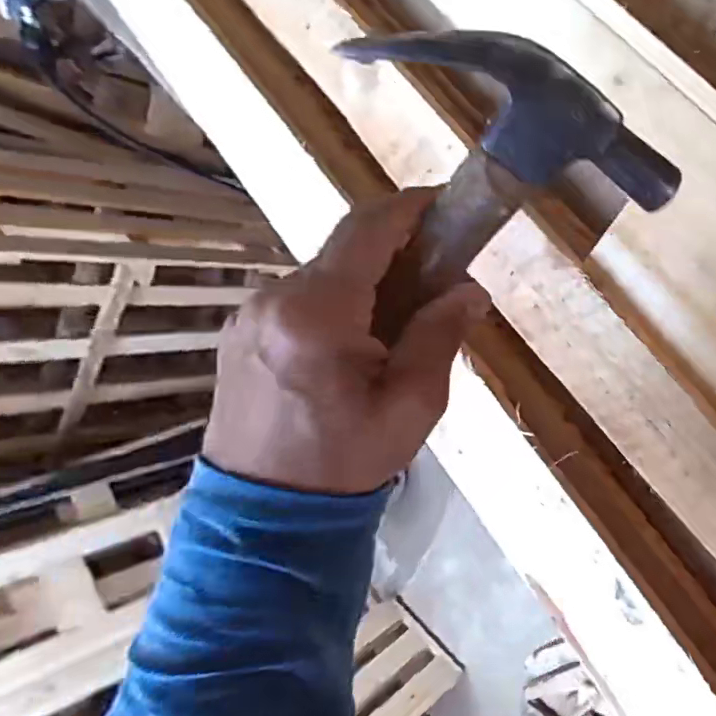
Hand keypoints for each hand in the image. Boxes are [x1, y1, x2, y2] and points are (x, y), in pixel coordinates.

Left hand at [202, 189, 489, 494]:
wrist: (263, 511)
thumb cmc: (348, 456)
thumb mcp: (414, 401)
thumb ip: (440, 334)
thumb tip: (470, 289)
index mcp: (317, 312)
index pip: (367, 230)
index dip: (412, 207)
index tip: (450, 203)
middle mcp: (275, 298)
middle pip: (348, 247)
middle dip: (404, 249)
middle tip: (449, 277)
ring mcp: (252, 313)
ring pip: (330, 272)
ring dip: (378, 277)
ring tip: (415, 318)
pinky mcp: (244, 331)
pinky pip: (308, 295)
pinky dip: (350, 298)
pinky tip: (372, 336)